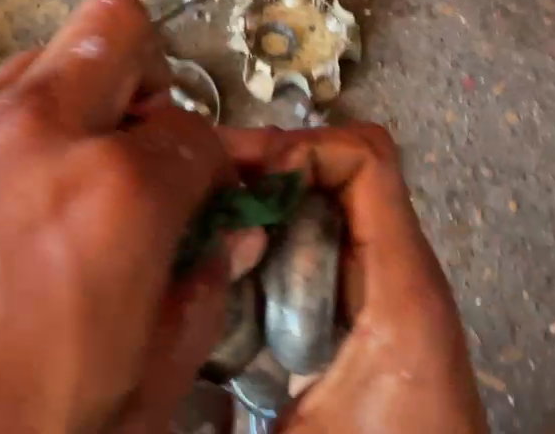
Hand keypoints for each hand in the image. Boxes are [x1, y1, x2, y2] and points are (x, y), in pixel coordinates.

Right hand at [222, 123, 488, 433]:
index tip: (243, 181)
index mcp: (400, 286)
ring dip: (270, 200)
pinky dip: (279, 235)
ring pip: (330, 200)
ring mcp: (387, 285)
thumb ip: (232, 402)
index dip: (301, 149)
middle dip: (272, 165)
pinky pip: (325, 239)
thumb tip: (153, 367)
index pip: (365, 160)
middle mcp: (400, 269)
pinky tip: (234, 269)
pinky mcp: (371, 306)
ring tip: (209, 222)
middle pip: (342, 167)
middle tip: (207, 189)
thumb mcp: (306, 433)